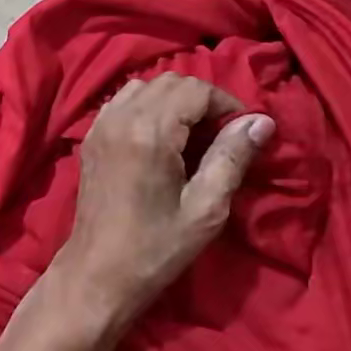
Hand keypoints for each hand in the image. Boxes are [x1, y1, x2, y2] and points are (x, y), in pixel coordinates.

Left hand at [54, 73, 272, 323]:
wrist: (99, 269)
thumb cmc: (157, 246)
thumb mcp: (206, 208)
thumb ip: (231, 157)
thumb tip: (261, 121)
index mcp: (149, 131)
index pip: (195, 89)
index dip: (226, 103)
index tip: (244, 131)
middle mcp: (120, 117)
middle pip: (168, 81)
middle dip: (201, 99)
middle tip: (222, 134)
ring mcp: (99, 124)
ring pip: (142, 86)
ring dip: (172, 100)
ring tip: (193, 135)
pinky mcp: (90, 136)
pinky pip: (121, 101)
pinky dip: (145, 106)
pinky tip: (160, 138)